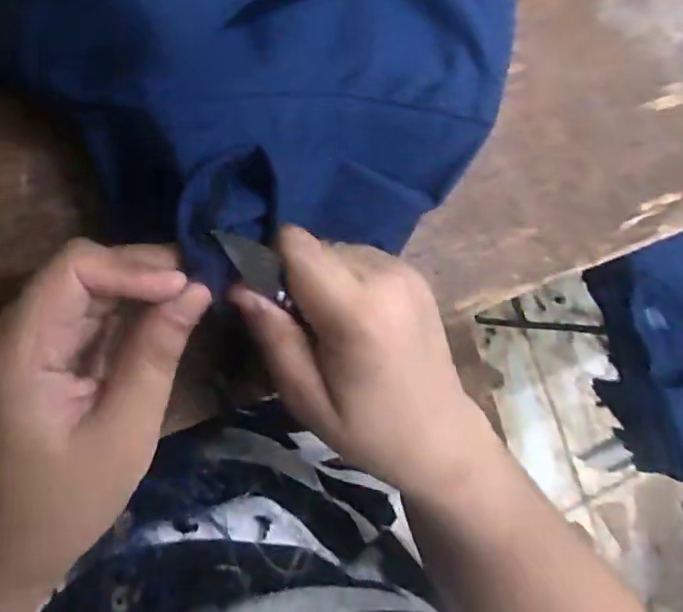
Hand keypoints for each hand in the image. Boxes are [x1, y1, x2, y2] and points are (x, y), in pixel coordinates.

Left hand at [0, 240, 211, 599]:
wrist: (20, 539)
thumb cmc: (68, 499)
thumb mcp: (123, 432)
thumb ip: (156, 354)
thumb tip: (198, 288)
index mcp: (24, 344)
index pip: (74, 268)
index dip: (130, 266)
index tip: (182, 285)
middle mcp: (27, 323)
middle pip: (87, 265)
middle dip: (146, 267)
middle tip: (204, 278)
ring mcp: (43, 329)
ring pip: (99, 277)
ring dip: (148, 279)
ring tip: (197, 289)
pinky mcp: (61, 339)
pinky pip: (103, 302)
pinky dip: (140, 300)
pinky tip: (173, 307)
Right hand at [231, 226, 495, 499]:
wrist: (443, 440)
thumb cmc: (368, 430)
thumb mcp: (306, 399)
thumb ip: (273, 336)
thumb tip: (239, 286)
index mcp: (357, 309)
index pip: (295, 243)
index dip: (272, 263)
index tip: (272, 302)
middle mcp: (383, 275)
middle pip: (312, 246)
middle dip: (297, 276)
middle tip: (305, 325)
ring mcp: (403, 268)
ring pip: (333, 248)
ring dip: (322, 277)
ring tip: (334, 324)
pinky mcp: (412, 269)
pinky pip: (357, 255)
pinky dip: (346, 277)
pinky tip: (359, 317)